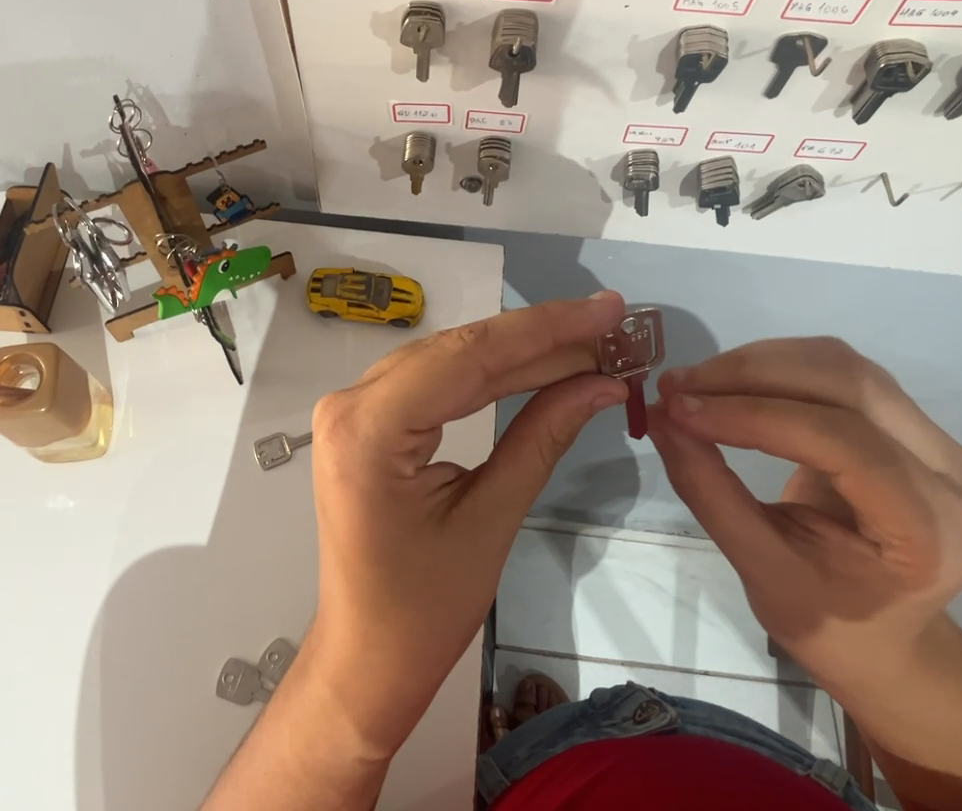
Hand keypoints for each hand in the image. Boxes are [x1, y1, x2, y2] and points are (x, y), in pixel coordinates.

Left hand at [304, 291, 628, 758]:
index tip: (608, 309)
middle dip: (539, 339)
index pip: (467, 357)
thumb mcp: (490, 518)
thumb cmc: (424, 606)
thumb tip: (604, 383)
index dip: (544, 329)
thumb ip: (542, 436)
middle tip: (612, 327)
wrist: (368, 652)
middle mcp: (350, 403)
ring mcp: (352, 409)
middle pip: (457, 352)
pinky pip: (433, 383)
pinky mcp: (366, 421)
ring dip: (519, 354)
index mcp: (369, 430)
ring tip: (590, 344)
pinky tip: (538, 367)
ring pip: (447, 361)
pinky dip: (488, 376)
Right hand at [645, 337, 961, 690]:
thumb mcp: (759, 567)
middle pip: (850, 385)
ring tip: (694, 382)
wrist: (883, 643)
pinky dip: (776, 369)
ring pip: (844, 367)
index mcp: (931, 530)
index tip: (677, 408)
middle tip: (677, 386)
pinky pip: (842, 375)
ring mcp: (940, 444)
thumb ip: (709, 489)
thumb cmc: (826, 622)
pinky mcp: (914, 426)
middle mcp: (952, 475)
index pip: (843, 442)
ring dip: (760, 364)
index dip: (755, 416)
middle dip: (751, 374)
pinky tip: (730, 385)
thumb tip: (660, 418)